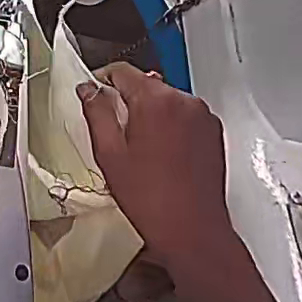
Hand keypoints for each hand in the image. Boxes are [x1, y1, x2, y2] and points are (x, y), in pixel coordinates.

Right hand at [77, 62, 238, 275]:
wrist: (192, 230)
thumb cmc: (151, 199)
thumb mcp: (109, 154)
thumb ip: (96, 113)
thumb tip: (88, 90)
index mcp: (155, 100)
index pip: (122, 71)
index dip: (102, 80)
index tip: (94, 94)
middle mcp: (183, 100)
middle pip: (146, 85)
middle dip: (127, 102)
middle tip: (115, 134)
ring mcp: (202, 115)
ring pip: (165, 100)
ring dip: (150, 114)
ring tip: (141, 150)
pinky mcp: (212, 130)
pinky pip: (184, 115)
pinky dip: (171, 125)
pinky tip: (161, 154)